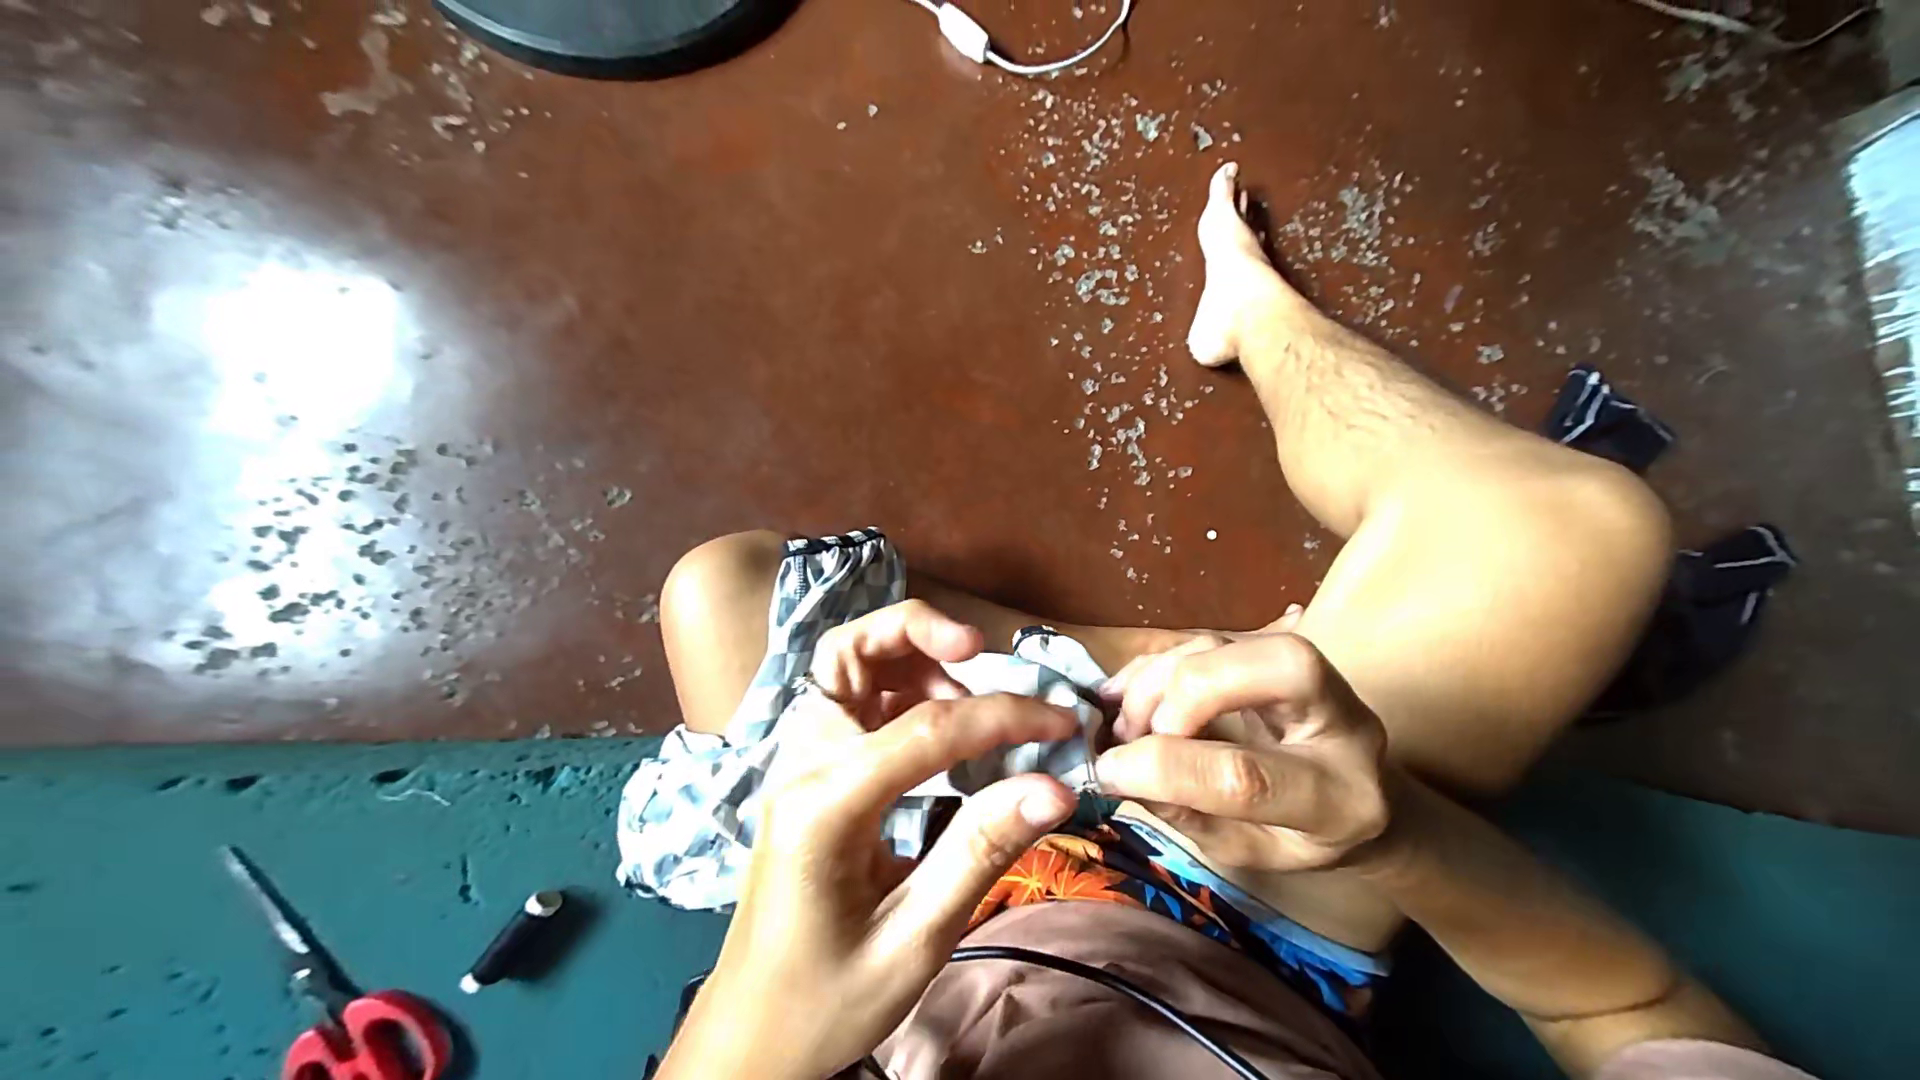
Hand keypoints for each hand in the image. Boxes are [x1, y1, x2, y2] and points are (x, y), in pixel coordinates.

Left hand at [659, 602, 1080, 1079]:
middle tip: (979, 646)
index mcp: (823, 805)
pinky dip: (900, 681)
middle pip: (847, 650)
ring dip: (910, 651)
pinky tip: (941, 714)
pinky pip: (853, 695)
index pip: (925, 728)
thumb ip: (981, 850)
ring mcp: (799, 760)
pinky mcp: (811, 768)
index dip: (1003, 715)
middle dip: (916, 628)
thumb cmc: (828, 998)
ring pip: (847, 661)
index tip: (1062, 722)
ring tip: (970, 685)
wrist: (752, 1032)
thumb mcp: (915, 939)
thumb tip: (1055, 786)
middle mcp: (801, 761)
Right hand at [1095, 632, 1392, 871]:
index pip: (1246, 776)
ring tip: (1127, 723)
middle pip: (1280, 667)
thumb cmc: (1299, 837)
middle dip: (1186, 689)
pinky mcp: (1275, 649)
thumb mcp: (1248, 852)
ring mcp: (1315, 675)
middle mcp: (1344, 724)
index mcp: (1339, 800)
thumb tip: (1117, 771)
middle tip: (1136, 732)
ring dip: (1159, 677)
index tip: (1109, 772)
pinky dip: (1157, 664)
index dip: (1164, 768)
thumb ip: (1188, 814)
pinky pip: (1209, 640)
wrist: (1357, 798)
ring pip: (1231, 644)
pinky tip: (1128, 694)